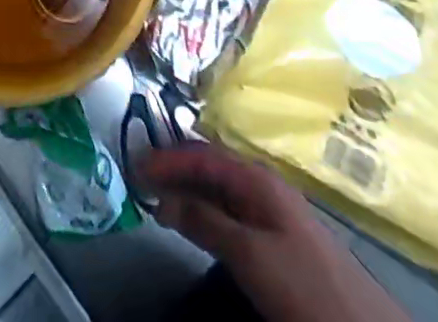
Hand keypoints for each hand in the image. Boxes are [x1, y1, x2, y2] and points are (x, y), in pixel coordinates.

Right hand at [141, 144, 409, 321]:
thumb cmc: (302, 282)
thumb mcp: (248, 253)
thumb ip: (203, 220)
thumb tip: (162, 198)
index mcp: (257, 179)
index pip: (201, 154)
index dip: (167, 158)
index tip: (135, 166)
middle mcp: (262, 186)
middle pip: (210, 165)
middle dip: (174, 169)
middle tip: (139, 179)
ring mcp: (271, 210)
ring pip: (219, 188)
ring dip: (187, 190)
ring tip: (157, 198)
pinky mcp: (275, 236)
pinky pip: (229, 209)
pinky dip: (204, 209)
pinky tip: (191, 220)